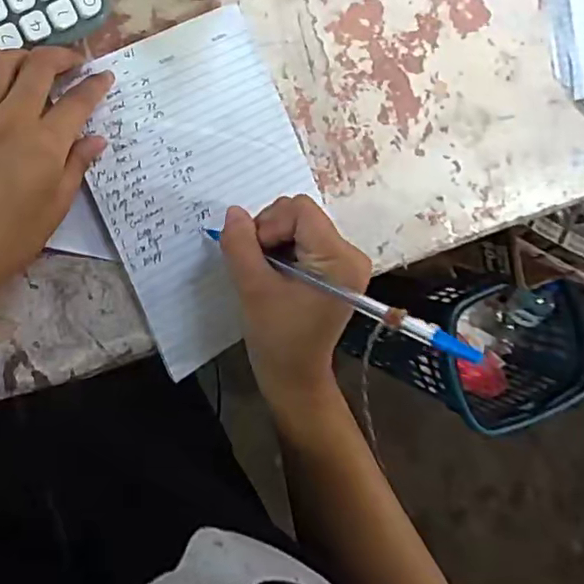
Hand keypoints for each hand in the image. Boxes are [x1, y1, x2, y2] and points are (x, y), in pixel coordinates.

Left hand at [0, 48, 113, 308]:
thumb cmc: (14, 235)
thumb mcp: (57, 205)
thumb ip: (77, 164)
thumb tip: (96, 138)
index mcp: (45, 143)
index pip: (77, 99)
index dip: (95, 84)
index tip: (104, 76)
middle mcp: (12, 119)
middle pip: (39, 65)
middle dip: (62, 55)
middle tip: (73, 63)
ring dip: (21, 55)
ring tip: (33, 67)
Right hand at [218, 196, 371, 418]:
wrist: (294, 373)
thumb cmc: (276, 336)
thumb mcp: (251, 287)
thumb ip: (240, 244)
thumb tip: (233, 212)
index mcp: (339, 258)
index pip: (298, 209)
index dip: (268, 225)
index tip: (258, 258)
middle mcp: (349, 253)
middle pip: (298, 213)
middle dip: (269, 232)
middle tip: (259, 267)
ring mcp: (343, 260)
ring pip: (295, 223)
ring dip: (271, 241)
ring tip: (267, 274)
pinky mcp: (333, 267)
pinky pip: (300, 238)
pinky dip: (279, 249)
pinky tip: (275, 275)